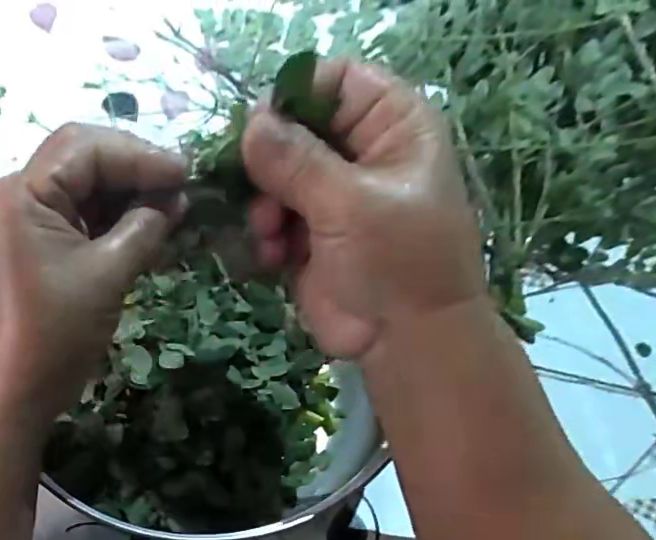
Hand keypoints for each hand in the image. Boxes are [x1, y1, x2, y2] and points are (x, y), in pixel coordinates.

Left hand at [0, 124, 186, 423]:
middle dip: (134, 172)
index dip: (141, 156)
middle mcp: (18, 196)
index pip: (86, 149)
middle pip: (83, 161)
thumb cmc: (59, 333)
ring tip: (172, 211)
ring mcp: (26, 222)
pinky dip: (114, 222)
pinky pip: (80, 219)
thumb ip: (145, 227)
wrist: (22, 390)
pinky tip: (148, 229)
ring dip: (128, 197)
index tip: (187, 173)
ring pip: (84, 190)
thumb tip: (177, 199)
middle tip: (181, 188)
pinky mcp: (37, 248)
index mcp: (24, 193)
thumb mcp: (108, 275)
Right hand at [243, 60, 483, 360]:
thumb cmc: (398, 261)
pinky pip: (272, 225)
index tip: (256, 127)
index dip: (294, 97)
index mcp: (390, 128)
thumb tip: (250, 124)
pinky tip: (270, 255)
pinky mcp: (308, 245)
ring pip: (276, 182)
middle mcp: (358, 159)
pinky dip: (264, 237)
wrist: (404, 339)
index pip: (336, 83)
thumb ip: (298, 163)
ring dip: (263, 205)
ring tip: (268, 233)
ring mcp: (330, 204)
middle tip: (254, 190)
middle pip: (296, 134)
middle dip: (268, 163)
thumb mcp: (351, 204)